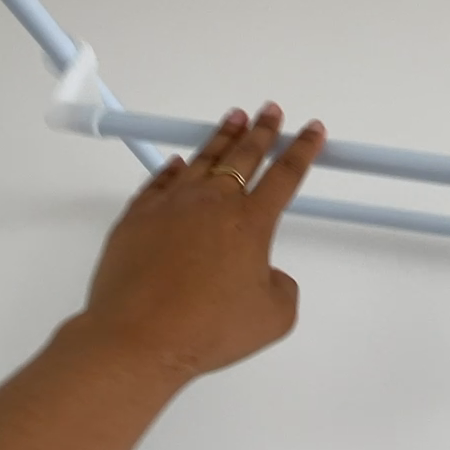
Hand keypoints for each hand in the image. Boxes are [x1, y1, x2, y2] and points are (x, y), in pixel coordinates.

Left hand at [58, 103, 325, 382]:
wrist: (138, 338)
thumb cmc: (207, 329)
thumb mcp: (273, 316)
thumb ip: (282, 287)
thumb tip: (265, 274)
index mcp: (251, 223)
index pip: (285, 174)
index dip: (302, 149)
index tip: (311, 130)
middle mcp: (213, 204)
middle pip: (244, 155)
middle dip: (262, 130)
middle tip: (270, 111)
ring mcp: (171, 206)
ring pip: (202, 160)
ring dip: (222, 137)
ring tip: (233, 118)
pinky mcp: (137, 218)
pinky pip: (159, 183)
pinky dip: (172, 170)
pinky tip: (177, 163)